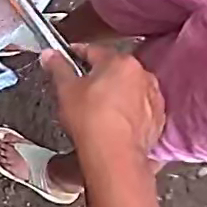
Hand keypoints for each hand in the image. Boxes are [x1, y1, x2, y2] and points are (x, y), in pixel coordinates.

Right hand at [42, 45, 165, 168]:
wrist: (114, 155)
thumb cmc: (92, 121)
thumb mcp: (65, 90)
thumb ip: (58, 68)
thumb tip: (49, 55)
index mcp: (119, 62)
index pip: (93, 51)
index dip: (75, 53)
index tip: (66, 58)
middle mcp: (141, 75)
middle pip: (113, 69)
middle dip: (96, 76)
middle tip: (78, 89)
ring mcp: (152, 97)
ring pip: (128, 89)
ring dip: (114, 94)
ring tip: (95, 110)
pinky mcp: (157, 119)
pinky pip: (138, 109)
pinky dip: (126, 112)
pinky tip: (111, 122)